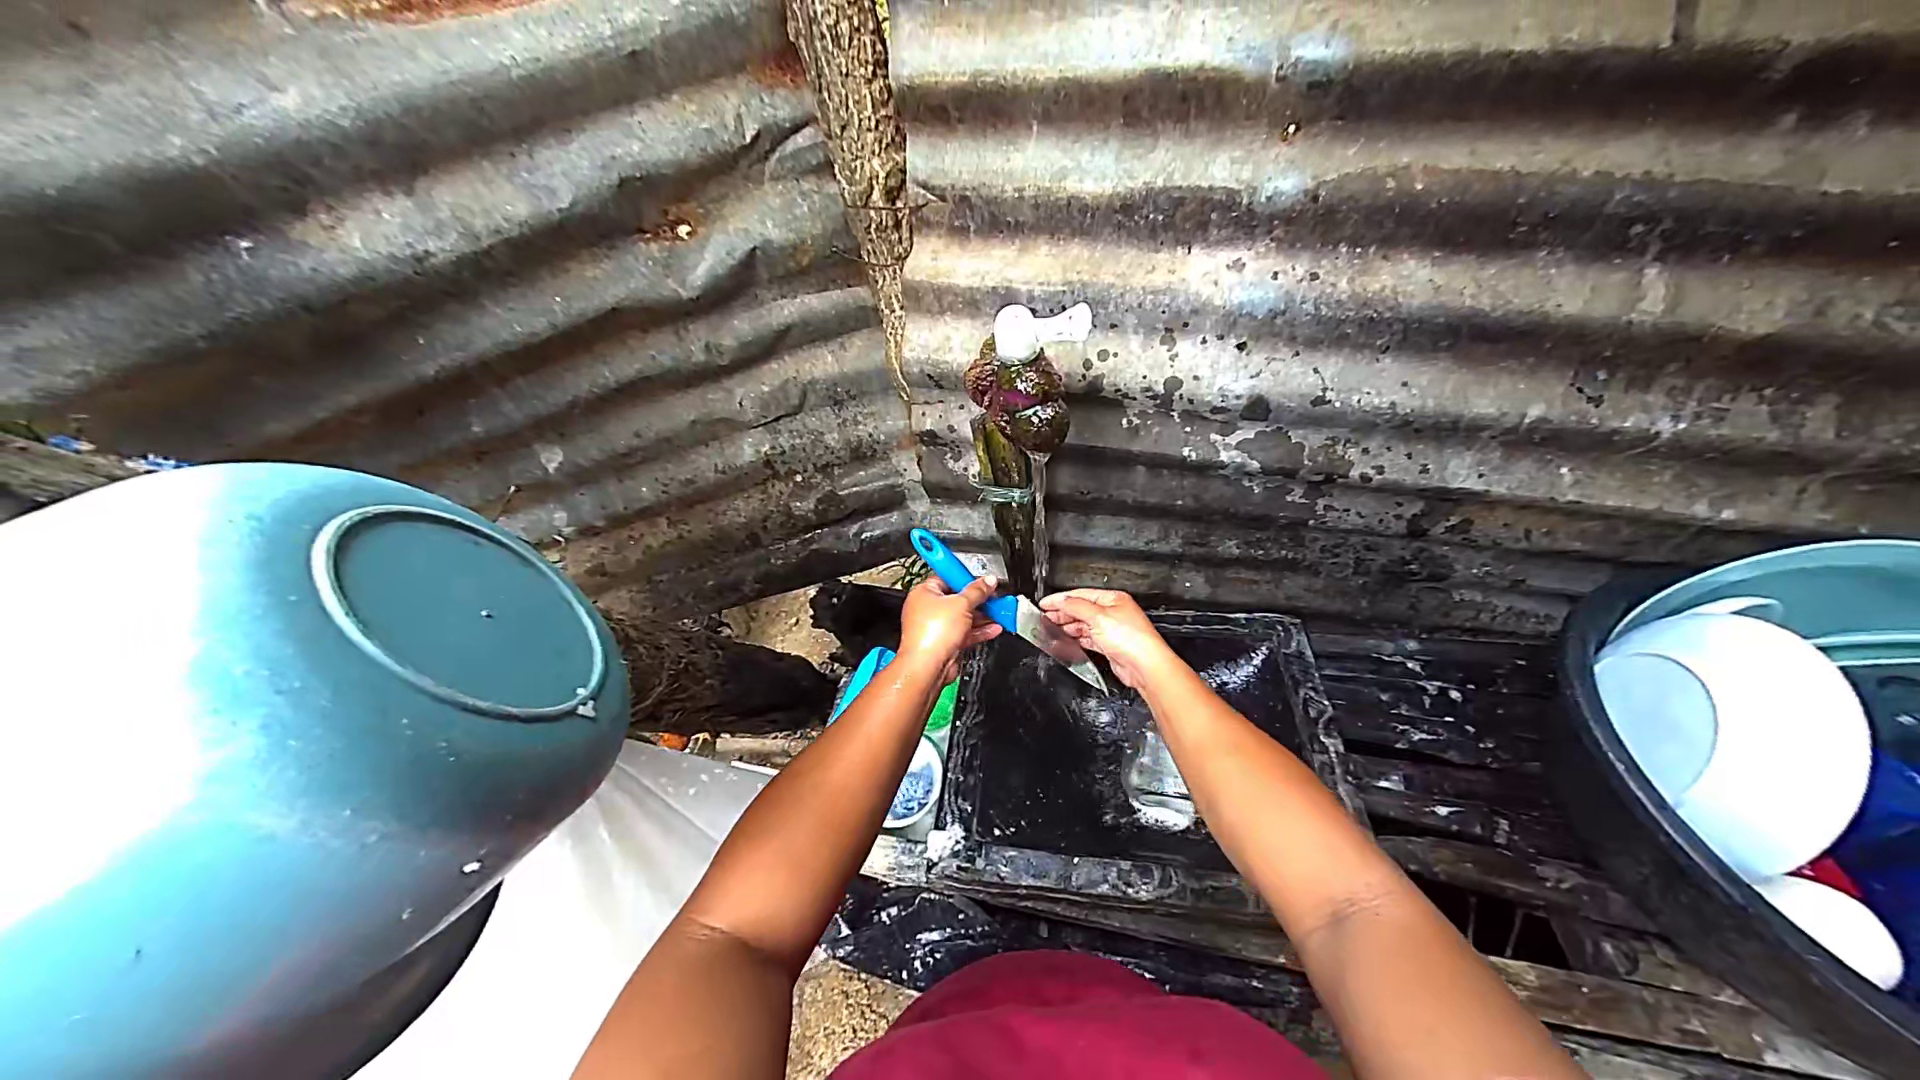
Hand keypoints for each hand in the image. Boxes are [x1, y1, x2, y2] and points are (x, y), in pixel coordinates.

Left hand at [899, 575, 1002, 682]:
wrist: (928, 667)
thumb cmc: (930, 635)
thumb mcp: (961, 604)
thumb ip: (977, 591)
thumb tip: (987, 582)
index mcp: (924, 593)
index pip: (947, 578)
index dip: (966, 577)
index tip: (982, 578)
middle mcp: (928, 609)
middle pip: (958, 598)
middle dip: (978, 599)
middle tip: (994, 596)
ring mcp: (937, 627)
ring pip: (964, 617)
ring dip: (983, 615)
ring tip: (1000, 611)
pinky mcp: (946, 642)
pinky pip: (966, 632)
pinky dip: (981, 630)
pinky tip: (995, 627)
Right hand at [1038, 588, 1177, 689]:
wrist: (1145, 666)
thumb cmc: (1132, 639)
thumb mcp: (1098, 616)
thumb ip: (1076, 607)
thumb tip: (1061, 601)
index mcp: (1113, 599)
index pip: (1080, 595)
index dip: (1061, 599)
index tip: (1045, 603)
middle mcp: (1113, 613)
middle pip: (1081, 609)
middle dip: (1062, 613)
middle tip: (1045, 616)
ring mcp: (1112, 630)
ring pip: (1083, 625)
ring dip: (1068, 626)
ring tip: (1052, 627)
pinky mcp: (1110, 646)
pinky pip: (1088, 639)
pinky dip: (1076, 638)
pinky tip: (1068, 639)